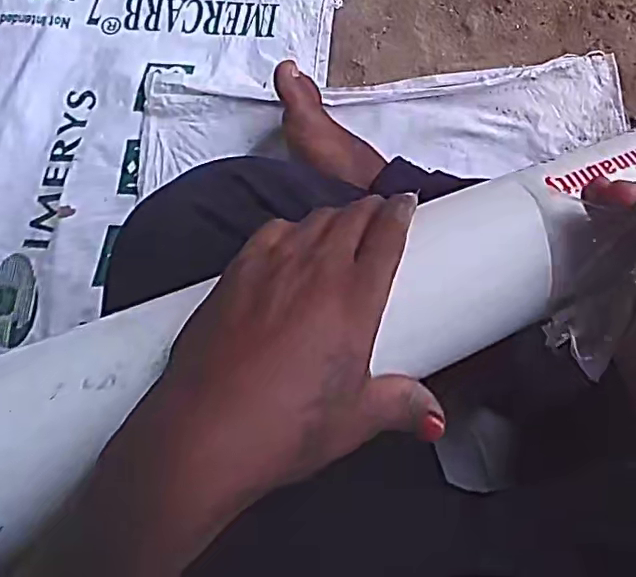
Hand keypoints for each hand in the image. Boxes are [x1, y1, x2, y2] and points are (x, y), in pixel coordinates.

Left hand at [72, 194, 442, 575]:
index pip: (387, 234)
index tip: (405, 202)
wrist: (203, 434)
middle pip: (353, 215)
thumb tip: (432, 416)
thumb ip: (402, 406)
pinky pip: (274, 229)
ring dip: (335, 215)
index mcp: (355, 298)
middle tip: (379, 213)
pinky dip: (292, 228)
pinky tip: (291, 243)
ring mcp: (275, 264)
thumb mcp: (355, 420)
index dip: (400, 210)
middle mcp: (318, 269)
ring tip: (341, 226)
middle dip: (371, 208)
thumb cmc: (280, 428)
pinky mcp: (239, 269)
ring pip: (315, 217)